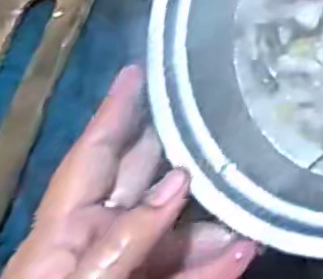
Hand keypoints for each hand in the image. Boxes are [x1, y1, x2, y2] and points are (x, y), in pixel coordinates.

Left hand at [3, 66, 255, 278]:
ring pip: (185, 226)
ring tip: (259, 201)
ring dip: (221, 214)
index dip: (120, 108)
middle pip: (152, 178)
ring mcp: (130, 269)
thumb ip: (119, 243)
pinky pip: (194, 271)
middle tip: (234, 108)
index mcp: (63, 234)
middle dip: (192, 146)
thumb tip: (181, 180)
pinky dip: (222, 262)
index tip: (146, 64)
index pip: (96, 154)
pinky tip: (251, 249)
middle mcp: (100, 241)